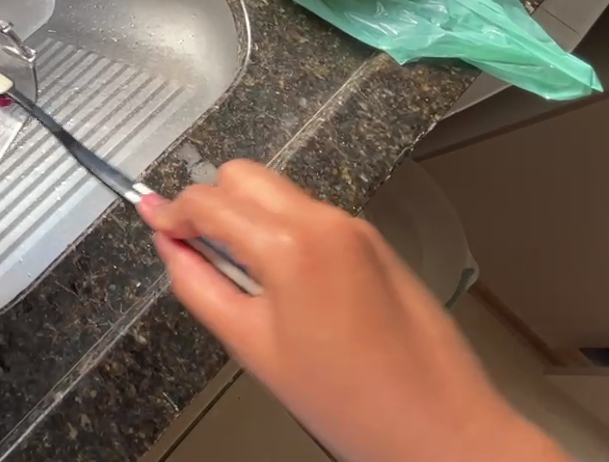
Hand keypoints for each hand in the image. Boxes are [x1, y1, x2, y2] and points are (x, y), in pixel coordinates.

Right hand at [140, 161, 567, 461]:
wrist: (448, 433)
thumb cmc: (340, 397)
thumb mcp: (250, 344)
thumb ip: (195, 282)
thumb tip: (166, 239)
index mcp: (287, 244)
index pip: (206, 200)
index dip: (172, 214)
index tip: (161, 234)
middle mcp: (321, 218)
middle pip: (240, 175)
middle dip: (212, 204)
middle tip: (207, 254)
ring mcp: (353, 225)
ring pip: (273, 190)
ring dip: (246, 216)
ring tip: (251, 277)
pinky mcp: (373, 239)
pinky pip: (305, 212)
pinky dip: (280, 228)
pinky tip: (291, 284)